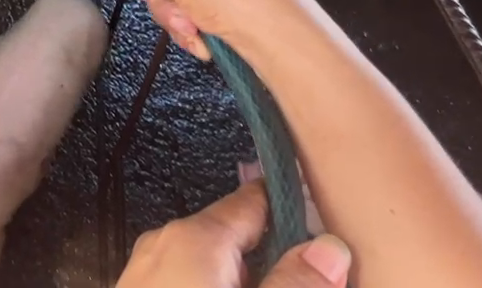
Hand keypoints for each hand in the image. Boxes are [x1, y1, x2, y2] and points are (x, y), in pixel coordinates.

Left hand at [116, 180, 351, 287]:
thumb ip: (293, 286)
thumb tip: (332, 248)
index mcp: (194, 238)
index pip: (251, 202)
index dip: (290, 203)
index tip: (324, 202)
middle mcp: (166, 244)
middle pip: (237, 236)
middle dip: (278, 252)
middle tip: (324, 272)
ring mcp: (148, 273)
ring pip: (217, 266)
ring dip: (253, 277)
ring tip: (293, 280)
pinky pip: (193, 281)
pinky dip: (224, 284)